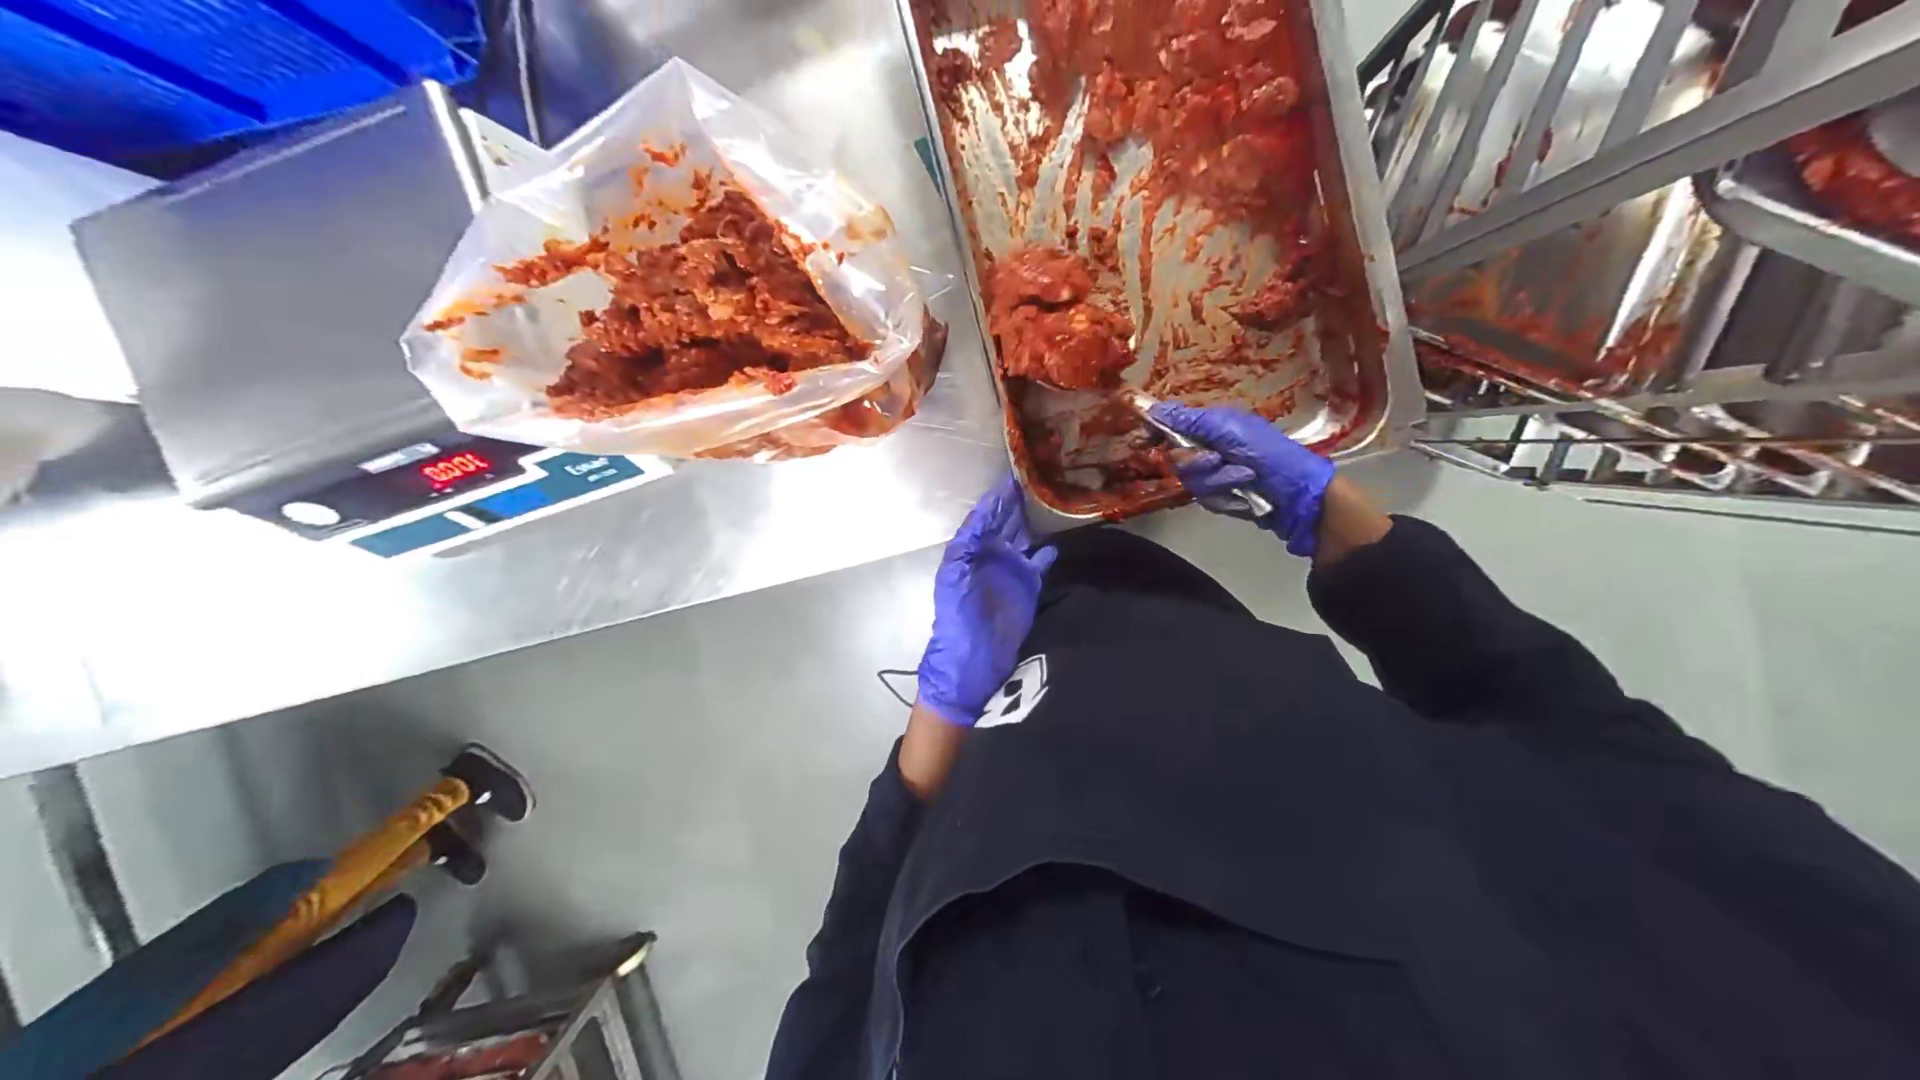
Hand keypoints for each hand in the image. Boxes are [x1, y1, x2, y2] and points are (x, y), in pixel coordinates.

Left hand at [915, 474, 1056, 726]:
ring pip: (1024, 536)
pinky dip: (1048, 551)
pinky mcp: (1029, 584)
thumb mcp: (954, 574)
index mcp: (971, 548)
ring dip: (1033, 520)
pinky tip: (1056, 541)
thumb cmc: (957, 614)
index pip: (985, 516)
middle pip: (1006, 521)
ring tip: (1049, 499)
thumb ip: (968, 543)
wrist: (973, 654)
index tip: (1013, 476)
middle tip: (1035, 478)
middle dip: (1016, 502)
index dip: (997, 497)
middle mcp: (992, 553)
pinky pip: (1041, 562)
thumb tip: (983, 512)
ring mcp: (1012, 568)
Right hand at [1147, 401, 1335, 556]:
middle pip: (1178, 457)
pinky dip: (1225, 500)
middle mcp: (1212, 446)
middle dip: (1198, 464)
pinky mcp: (1222, 496)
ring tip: (1244, 481)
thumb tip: (1154, 408)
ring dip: (1217, 483)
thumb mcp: (1230, 432)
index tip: (1143, 441)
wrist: (1298, 497)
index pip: (1173, 424)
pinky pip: (1206, 499)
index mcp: (1214, 424)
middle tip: (1218, 461)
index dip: (1157, 431)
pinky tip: (1244, 498)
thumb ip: (1192, 422)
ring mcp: (1217, 473)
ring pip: (1191, 481)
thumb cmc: (1269, 455)